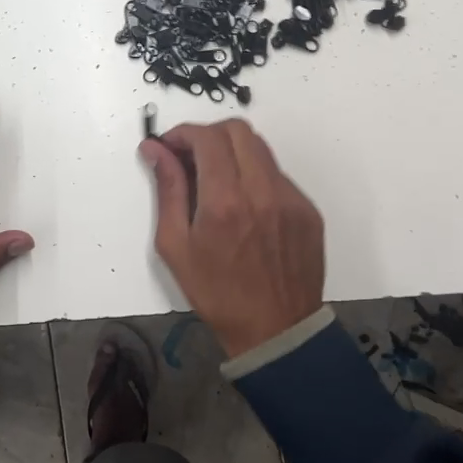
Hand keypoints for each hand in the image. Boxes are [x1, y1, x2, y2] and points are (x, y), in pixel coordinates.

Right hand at [140, 120, 323, 358]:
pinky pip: (277, 174)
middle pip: (238, 130)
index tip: (169, 146)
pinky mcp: (308, 211)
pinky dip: (254, 175)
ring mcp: (291, 200)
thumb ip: (167, 188)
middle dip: (208, 134)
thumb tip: (154, 149)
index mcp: (225, 201)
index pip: (207, 137)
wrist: (276, 332)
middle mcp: (263, 191)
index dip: (183, 133)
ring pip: (260, 148)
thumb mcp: (175, 244)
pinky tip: (243, 204)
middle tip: (190, 157)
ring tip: (215, 179)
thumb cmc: (216, 292)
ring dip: (232, 151)